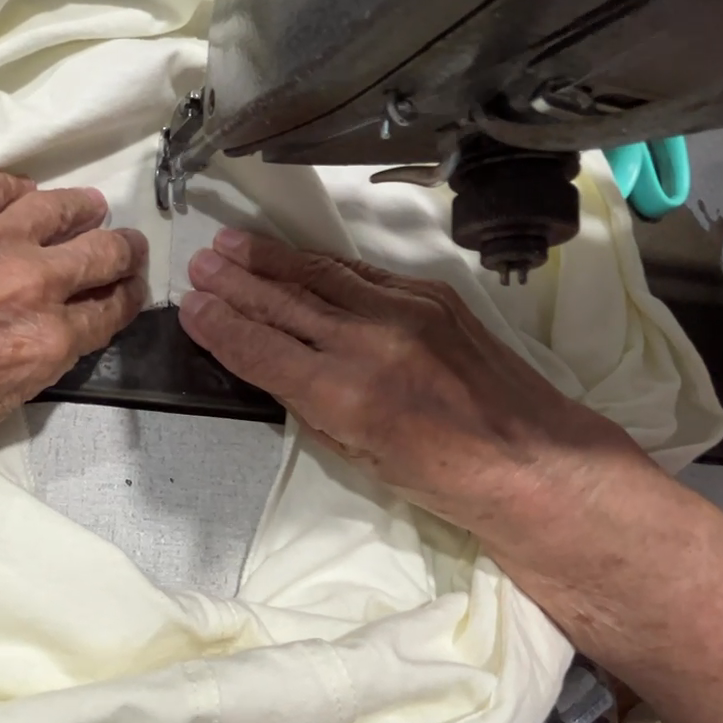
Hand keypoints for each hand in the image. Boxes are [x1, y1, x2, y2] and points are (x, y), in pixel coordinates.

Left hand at [0, 172, 147, 494]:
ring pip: (59, 207)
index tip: (128, 291)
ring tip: (87, 210)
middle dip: (123, 252)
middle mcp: (28, 282)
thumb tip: (46, 338)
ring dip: (82, 211)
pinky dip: (18, 191)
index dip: (125, 300)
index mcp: (44, 343)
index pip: (109, 311)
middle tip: (123, 249)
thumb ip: (29, 369)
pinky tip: (21, 197)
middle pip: (102, 253)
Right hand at [177, 229, 652, 545]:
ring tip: (228, 244)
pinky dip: (317, 264)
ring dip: (268, 259)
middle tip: (197, 264)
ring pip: (318, 276)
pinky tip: (290, 256)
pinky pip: (358, 273)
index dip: (220, 326)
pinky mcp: (432, 294)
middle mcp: (372, 344)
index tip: (189, 306)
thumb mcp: (353, 456)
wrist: (533, 460)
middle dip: (234, 282)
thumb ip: (306, 402)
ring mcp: (406, 311)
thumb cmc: (438, 478)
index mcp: (347, 396)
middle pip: (284, 304)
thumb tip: (267, 361)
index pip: (262, 350)